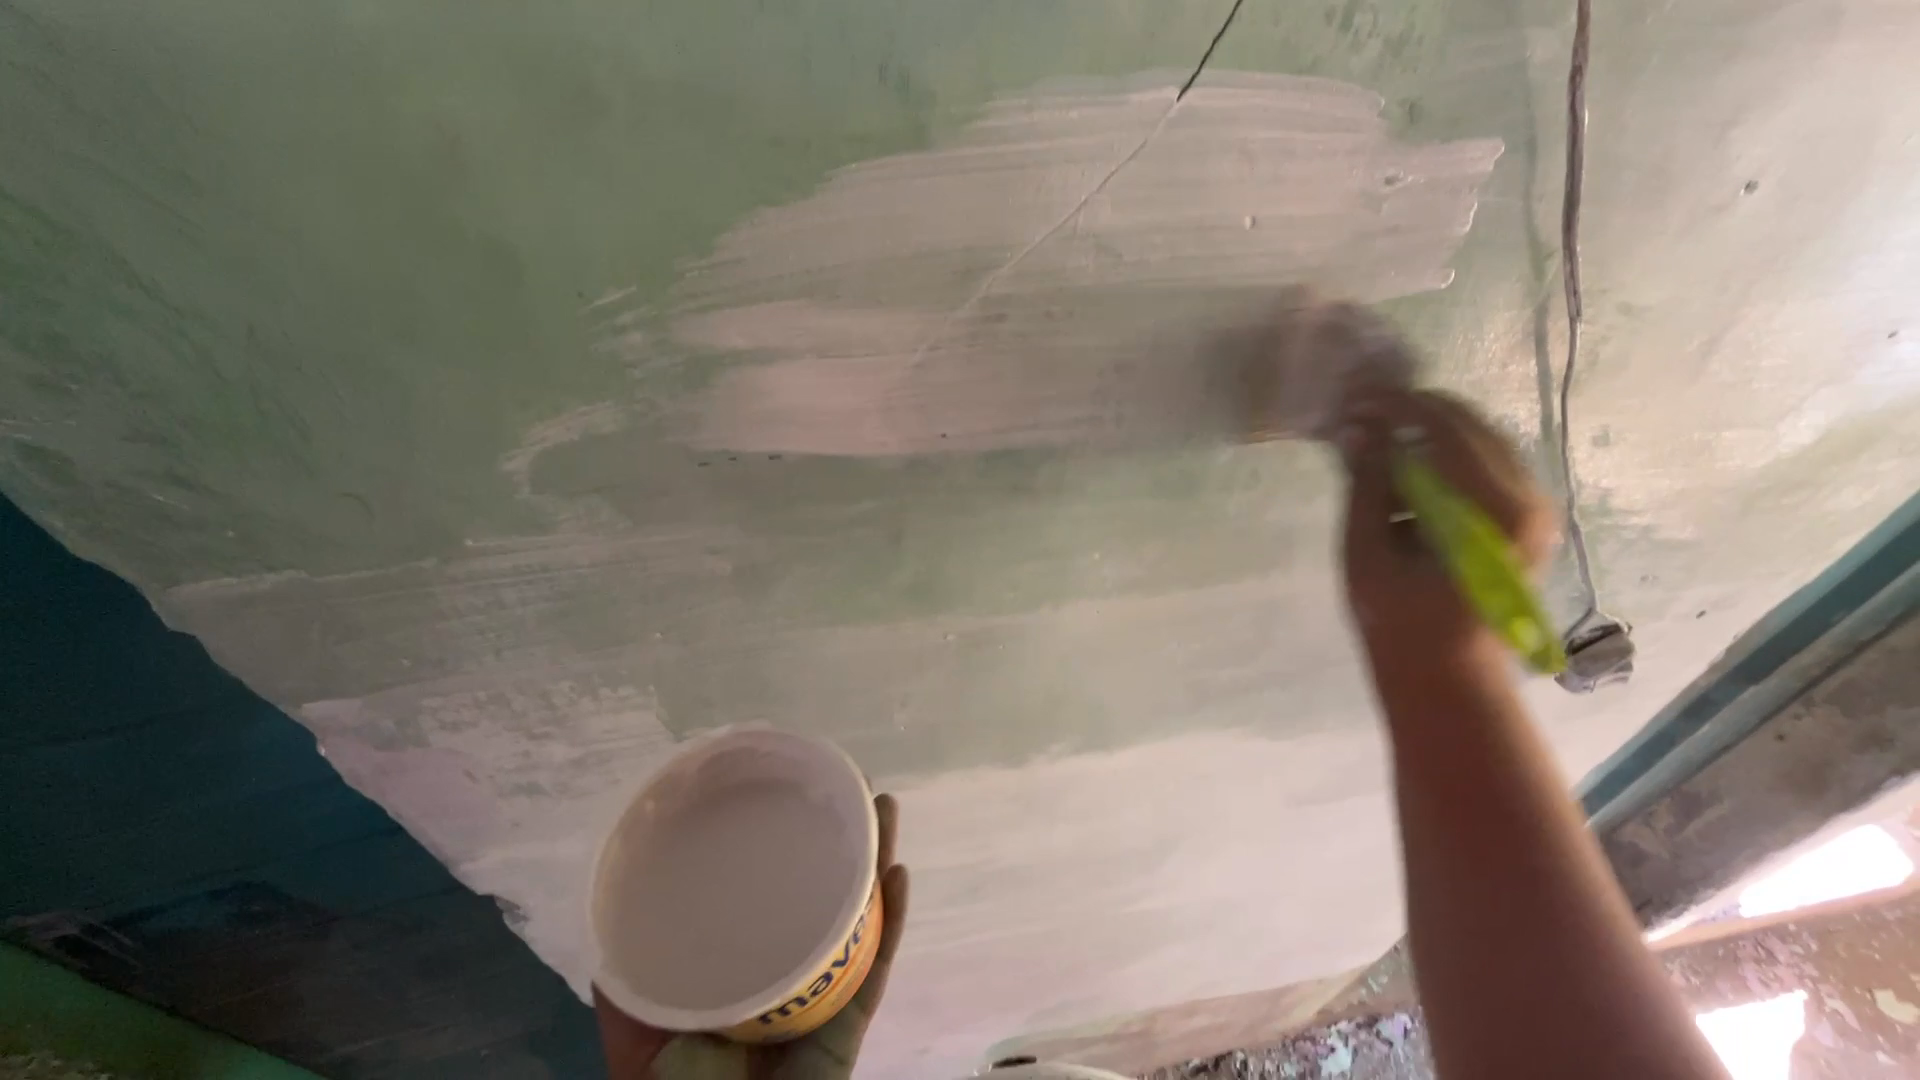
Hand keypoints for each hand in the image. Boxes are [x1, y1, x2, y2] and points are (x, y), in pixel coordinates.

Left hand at [594, 794, 910, 1079]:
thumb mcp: (642, 1041)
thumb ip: (627, 995)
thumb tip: (606, 941)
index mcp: (750, 965)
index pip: (768, 897)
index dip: (782, 847)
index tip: (787, 796)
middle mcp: (794, 967)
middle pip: (825, 889)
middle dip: (842, 836)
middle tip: (852, 787)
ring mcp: (828, 988)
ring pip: (860, 911)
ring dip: (876, 857)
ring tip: (883, 808)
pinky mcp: (853, 1018)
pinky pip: (879, 962)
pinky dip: (893, 919)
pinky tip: (897, 875)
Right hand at [1338, 389, 1554, 665]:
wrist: (1448, 673)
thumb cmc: (1400, 622)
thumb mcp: (1368, 553)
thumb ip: (1366, 488)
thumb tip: (1357, 430)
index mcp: (1494, 512)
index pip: (1449, 431)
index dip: (1402, 406)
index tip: (1359, 396)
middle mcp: (1528, 501)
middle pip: (1473, 428)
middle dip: (1418, 413)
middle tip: (1366, 412)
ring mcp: (1535, 510)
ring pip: (1483, 443)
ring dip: (1433, 433)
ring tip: (1382, 436)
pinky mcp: (1528, 521)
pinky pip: (1488, 467)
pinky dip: (1448, 456)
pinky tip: (1409, 467)